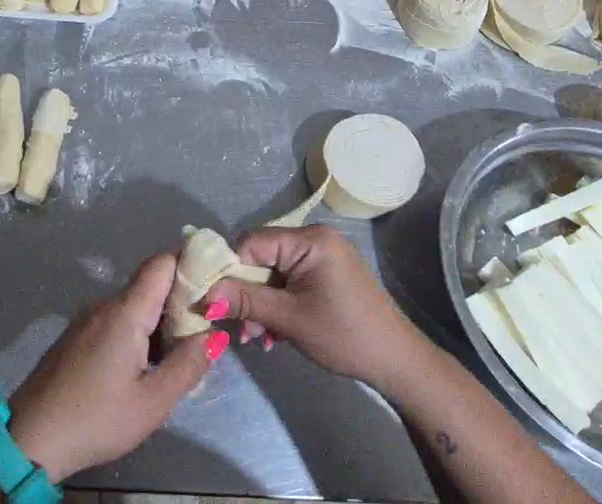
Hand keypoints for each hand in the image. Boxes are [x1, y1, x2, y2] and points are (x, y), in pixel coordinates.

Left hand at [7, 254, 223, 480]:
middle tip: (205, 332)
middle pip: (150, 284)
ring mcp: (88, 319)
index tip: (215, 288)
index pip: (161, 263)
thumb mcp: (152, 402)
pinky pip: (116, 319)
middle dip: (181, 301)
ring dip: (160, 321)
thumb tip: (213, 334)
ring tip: (179, 354)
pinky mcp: (78, 335)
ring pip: (134, 304)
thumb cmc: (96, 418)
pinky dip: (138, 332)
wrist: (32, 436)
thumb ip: (188, 364)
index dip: (191, 266)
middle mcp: (105, 305)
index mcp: (125, 312)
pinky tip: (145, 366)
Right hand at [203, 225, 420, 386]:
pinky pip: (288, 280)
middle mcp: (314, 239)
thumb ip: (245, 301)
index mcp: (309, 239)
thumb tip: (204, 294)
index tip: (218, 303)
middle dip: (246, 294)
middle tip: (241, 330)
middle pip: (260, 257)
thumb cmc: (344, 335)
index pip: (252, 243)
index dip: (230, 271)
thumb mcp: (290, 319)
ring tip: (259, 339)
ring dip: (260, 304)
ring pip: (272, 273)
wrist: (397, 362)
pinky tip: (274, 334)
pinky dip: (277, 304)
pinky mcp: (325, 274)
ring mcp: (321, 256)